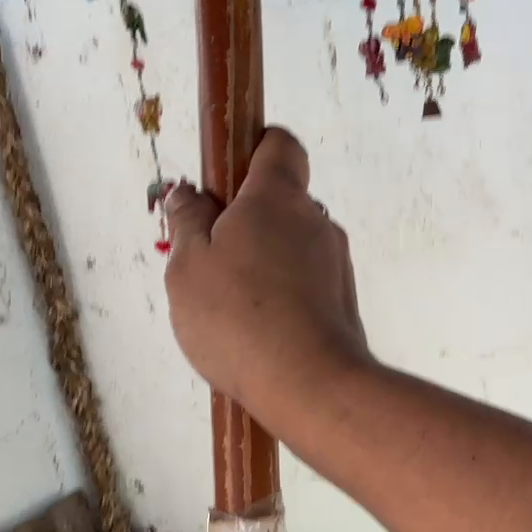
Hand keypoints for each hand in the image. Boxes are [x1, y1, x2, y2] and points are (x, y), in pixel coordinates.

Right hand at [162, 128, 370, 414]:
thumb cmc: (238, 319)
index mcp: (277, 197)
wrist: (311, 385)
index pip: (278, 145)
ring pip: (293, 248)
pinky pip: (306, 285)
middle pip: (280, 204)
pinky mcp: (344, 302)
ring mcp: (337, 263)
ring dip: (265, 265)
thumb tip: (190, 195)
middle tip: (212, 265)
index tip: (225, 182)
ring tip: (233, 311)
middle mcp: (316, 221)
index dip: (252, 151)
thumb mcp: (188, 267)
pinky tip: (261, 333)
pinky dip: (285, 297)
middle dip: (247, 223)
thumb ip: (187, 223)